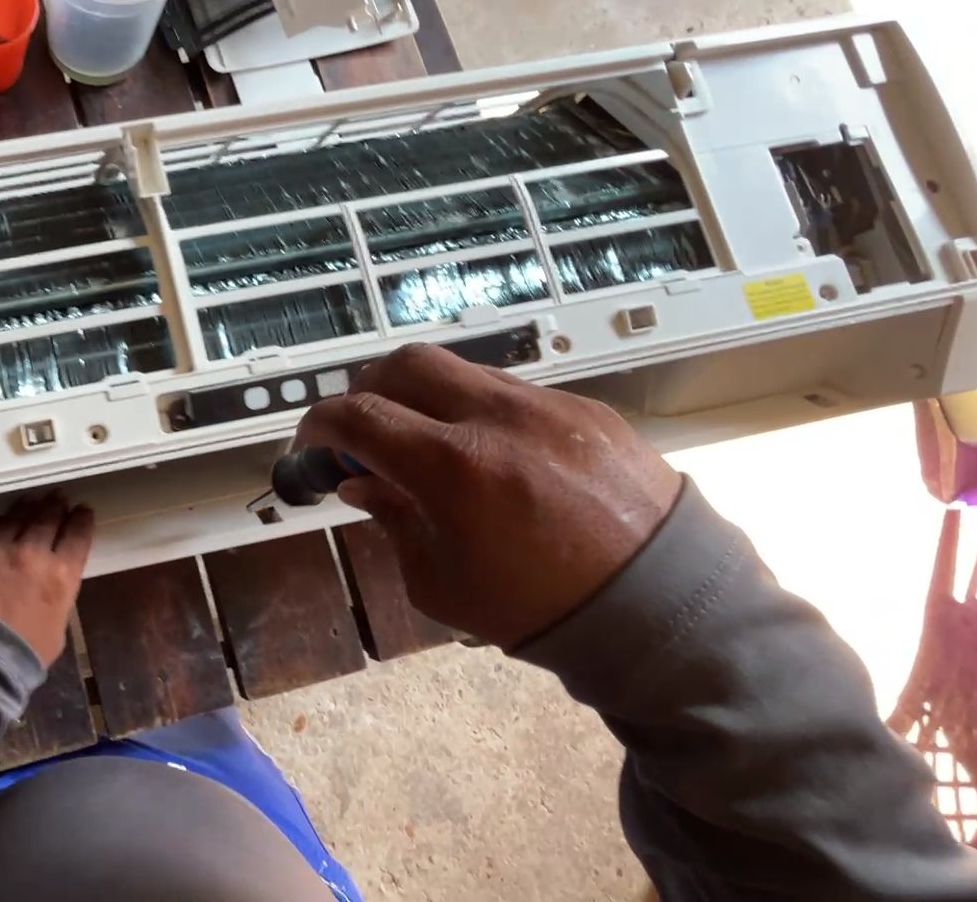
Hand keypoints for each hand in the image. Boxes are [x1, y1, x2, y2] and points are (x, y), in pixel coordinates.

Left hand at [0, 494, 94, 666]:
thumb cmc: (21, 656)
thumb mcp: (57, 627)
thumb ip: (58, 594)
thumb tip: (51, 581)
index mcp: (61, 574)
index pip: (78, 534)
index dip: (82, 519)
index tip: (82, 511)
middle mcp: (33, 552)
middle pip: (49, 517)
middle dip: (56, 505)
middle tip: (58, 497)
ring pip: (17, 515)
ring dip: (28, 506)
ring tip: (32, 500)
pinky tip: (0, 520)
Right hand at [295, 343, 682, 647]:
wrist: (665, 613)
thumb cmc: (536, 608)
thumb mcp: (437, 580)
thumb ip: (391, 518)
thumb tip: (360, 483)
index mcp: (453, 466)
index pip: (356, 415)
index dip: (318, 425)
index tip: (312, 446)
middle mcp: (495, 418)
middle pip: (403, 364)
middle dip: (366, 391)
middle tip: (364, 432)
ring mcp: (546, 406)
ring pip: (457, 369)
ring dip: (422, 397)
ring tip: (428, 442)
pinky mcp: (586, 410)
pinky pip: (510, 390)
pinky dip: (476, 411)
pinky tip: (490, 454)